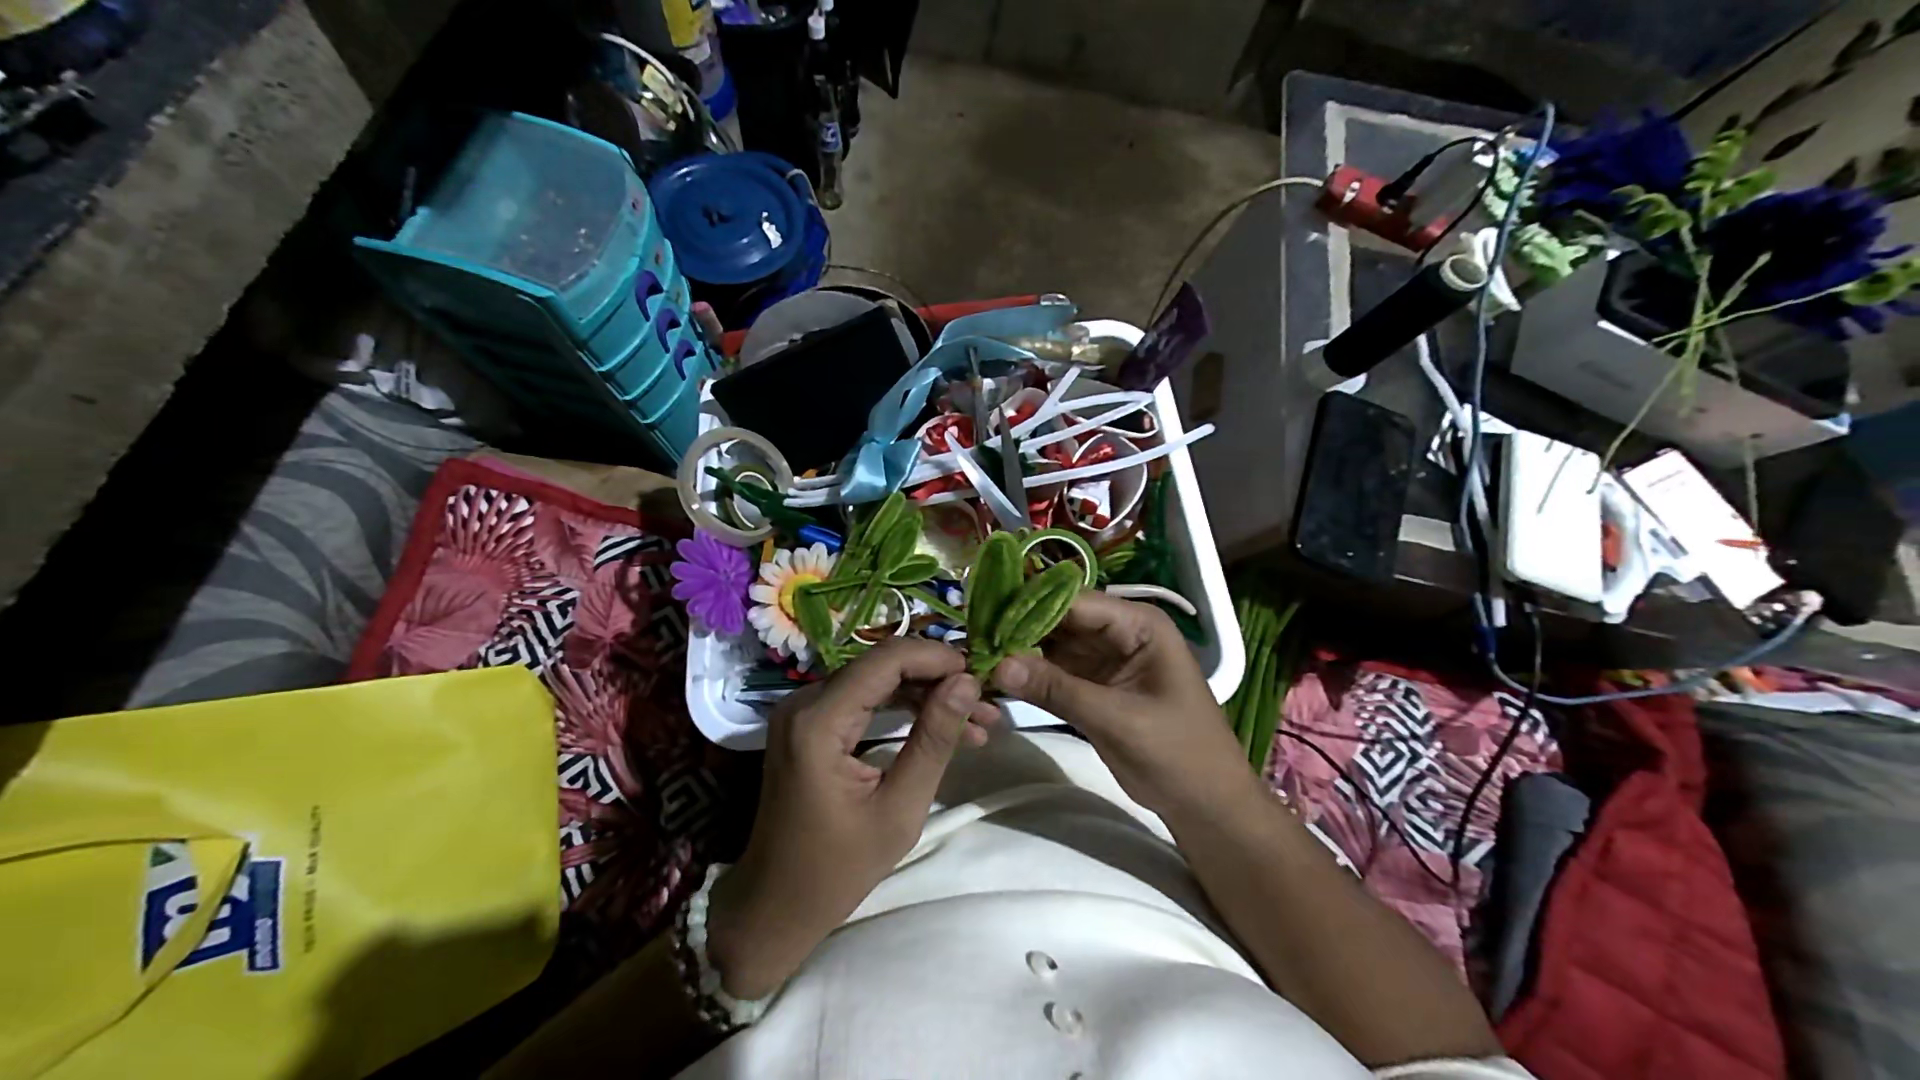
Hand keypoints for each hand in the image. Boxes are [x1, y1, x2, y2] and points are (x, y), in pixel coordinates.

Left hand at [706, 639, 998, 999]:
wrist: (774, 903)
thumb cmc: (837, 869)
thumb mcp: (899, 809)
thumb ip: (934, 739)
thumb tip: (967, 683)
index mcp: (819, 722)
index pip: (886, 660)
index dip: (936, 658)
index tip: (981, 675)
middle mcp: (804, 702)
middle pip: (881, 665)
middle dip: (937, 679)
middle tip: (985, 706)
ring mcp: (802, 711)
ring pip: (875, 680)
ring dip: (924, 695)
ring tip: (975, 721)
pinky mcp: (807, 724)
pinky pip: (861, 700)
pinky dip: (900, 708)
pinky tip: (939, 725)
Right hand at [990, 592, 1259, 823]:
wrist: (1206, 805)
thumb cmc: (1178, 754)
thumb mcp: (1117, 719)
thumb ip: (1058, 689)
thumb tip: (998, 664)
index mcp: (1139, 624)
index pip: (1074, 602)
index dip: (1027, 606)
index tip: (981, 616)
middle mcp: (1119, 631)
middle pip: (1058, 619)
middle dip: (1016, 628)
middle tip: (968, 637)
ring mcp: (1105, 658)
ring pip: (1052, 645)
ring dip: (1017, 651)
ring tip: (972, 654)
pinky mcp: (1094, 684)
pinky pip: (1054, 671)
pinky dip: (1028, 675)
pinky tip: (993, 677)